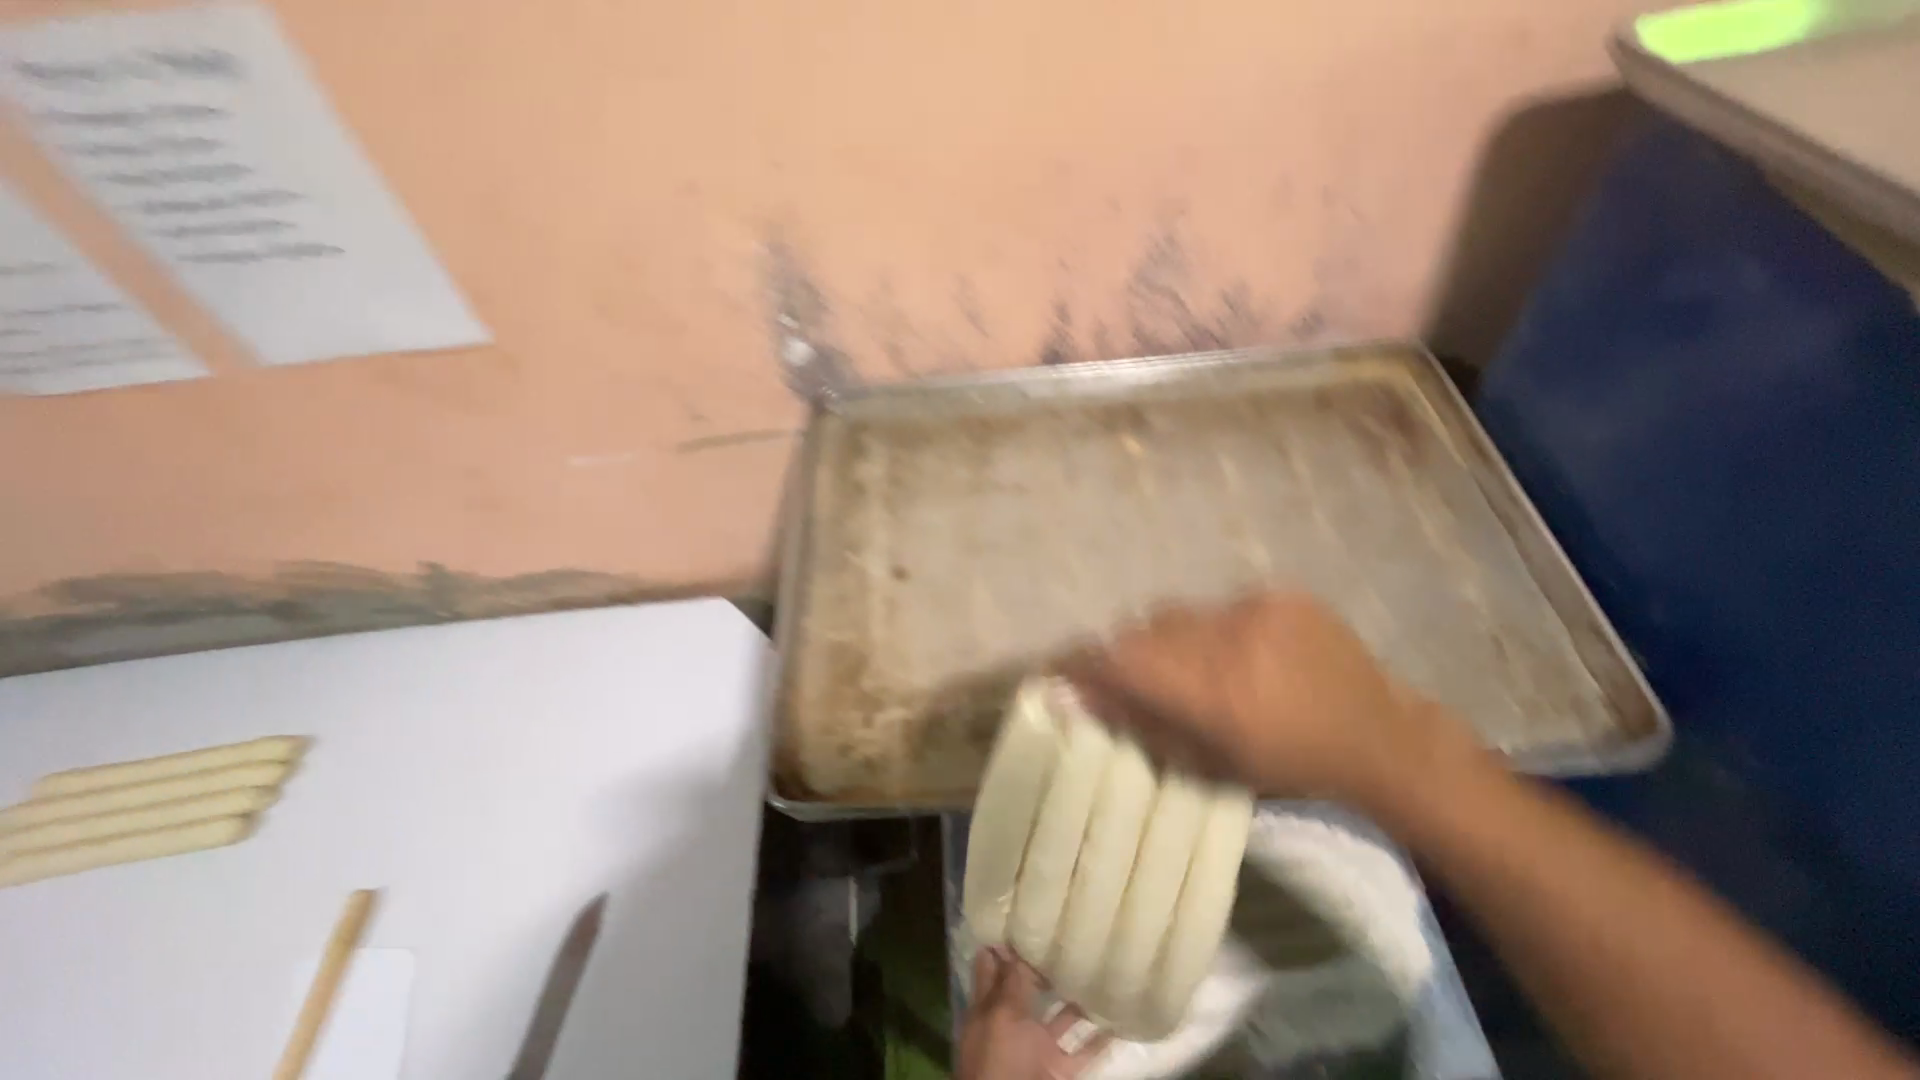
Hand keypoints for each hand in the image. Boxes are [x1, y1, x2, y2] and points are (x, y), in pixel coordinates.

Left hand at [956, 947, 1108, 1079]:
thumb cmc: (1000, 1061)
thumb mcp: (1001, 1016)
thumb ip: (1011, 983)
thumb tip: (1011, 945)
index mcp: (990, 1009)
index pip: (991, 969)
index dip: (1002, 946)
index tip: (1021, 916)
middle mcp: (1013, 1025)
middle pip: (1029, 991)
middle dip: (1045, 969)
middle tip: (1070, 936)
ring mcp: (1038, 1048)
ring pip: (1061, 1018)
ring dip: (1078, 1001)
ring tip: (1099, 970)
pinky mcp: (1060, 1069)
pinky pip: (1085, 1051)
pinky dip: (1101, 1038)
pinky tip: (1119, 1017)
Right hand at [1061, 592, 1487, 808]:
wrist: (1378, 735)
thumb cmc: (1287, 767)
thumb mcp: (1208, 764)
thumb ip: (1139, 725)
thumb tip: (1073, 697)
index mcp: (1210, 691)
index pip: (1120, 658)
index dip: (1082, 660)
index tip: (1063, 669)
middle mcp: (1227, 639)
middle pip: (1143, 629)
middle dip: (1131, 653)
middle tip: (1140, 679)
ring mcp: (1257, 608)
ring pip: (1179, 613)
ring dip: (1174, 639)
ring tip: (1199, 667)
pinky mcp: (1280, 593)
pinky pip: (1220, 605)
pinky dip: (1215, 628)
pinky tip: (1243, 653)